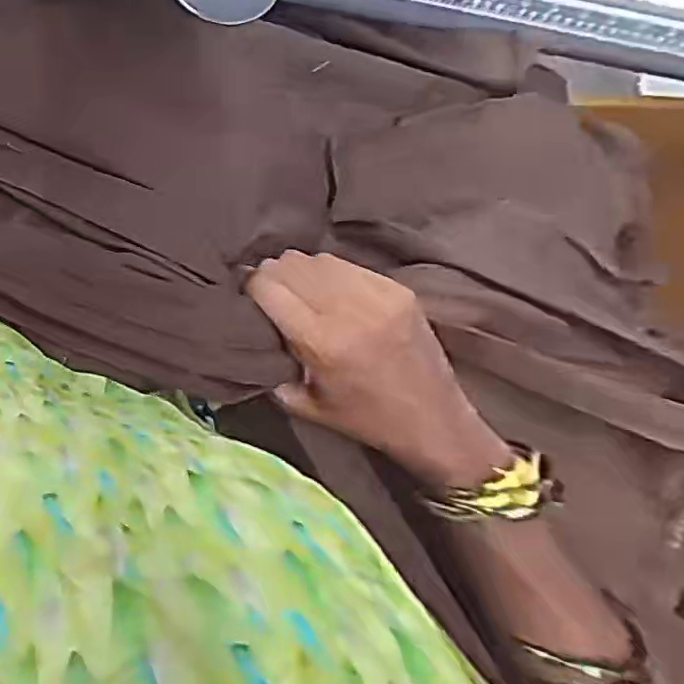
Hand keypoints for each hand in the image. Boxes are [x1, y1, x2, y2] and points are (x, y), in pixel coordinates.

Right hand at [246, 251, 511, 487]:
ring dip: (298, 271)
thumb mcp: (299, 400)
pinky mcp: (399, 290)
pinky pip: (344, 264)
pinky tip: (329, 292)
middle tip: (269, 294)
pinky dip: (327, 273)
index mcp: (322, 341)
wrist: (437, 424)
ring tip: (298, 291)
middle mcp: (350, 311)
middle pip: (288, 265)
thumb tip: (246, 323)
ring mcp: (379, 297)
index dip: (249, 286)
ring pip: (314, 259)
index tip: (246, 296)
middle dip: (271, 276)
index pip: (267, 285)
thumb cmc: (362, 418)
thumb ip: (267, 359)